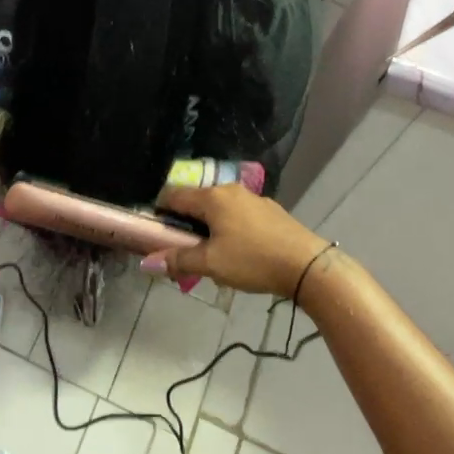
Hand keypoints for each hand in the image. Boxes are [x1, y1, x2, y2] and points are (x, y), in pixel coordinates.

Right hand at [144, 184, 329, 297]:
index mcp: (212, 197)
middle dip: (186, 225)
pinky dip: (229, 229)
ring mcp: (252, 199)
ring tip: (212, 257)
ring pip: (219, 209)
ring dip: (208, 228)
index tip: (157, 234)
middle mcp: (230, 190)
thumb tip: (147, 262)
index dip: (160, 213)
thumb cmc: (252, 260)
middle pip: (196, 202)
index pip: (173, 195)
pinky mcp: (269, 211)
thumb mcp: (211, 264)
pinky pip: (238, 215)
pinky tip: (239, 253)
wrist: (306, 264)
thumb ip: (178, 260)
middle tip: (184, 252)